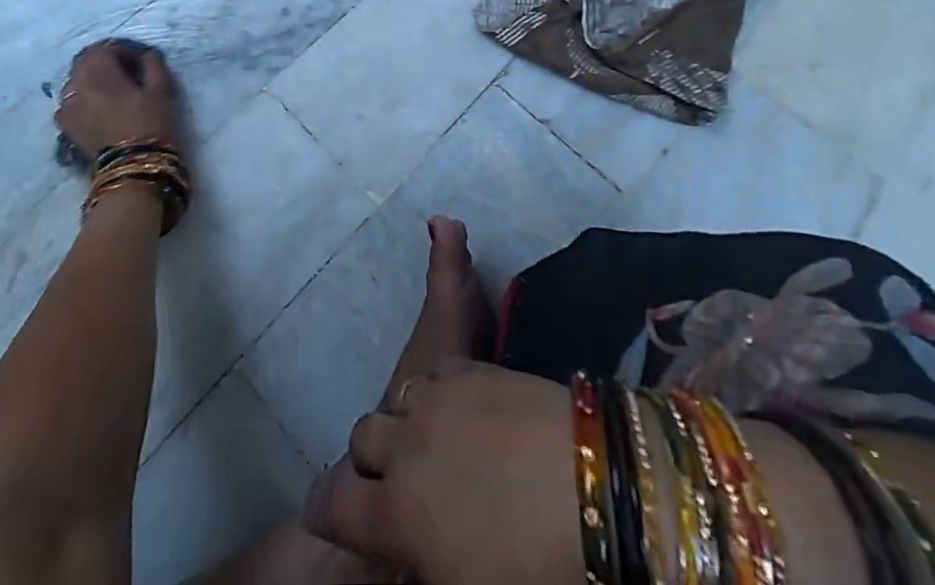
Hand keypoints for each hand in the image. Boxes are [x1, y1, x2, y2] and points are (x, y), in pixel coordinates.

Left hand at [54, 41, 179, 159]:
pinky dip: (82, 100)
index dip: (125, 51)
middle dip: (106, 63)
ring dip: (93, 80)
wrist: (131, 166)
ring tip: (112, 93)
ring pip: (77, 81)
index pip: (106, 48)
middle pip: (86, 61)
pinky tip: (96, 110)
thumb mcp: (161, 89)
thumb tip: (146, 55)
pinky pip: (70, 102)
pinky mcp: (65, 124)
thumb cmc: (149, 123)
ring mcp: (66, 104)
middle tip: (126, 75)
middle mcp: (76, 82)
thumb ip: (152, 64)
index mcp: (98, 70)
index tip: (141, 63)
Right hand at [305, 360, 585, 584]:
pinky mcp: (468, 369)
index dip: (329, 510)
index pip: (329, 504)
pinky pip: (433, 376)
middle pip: (360, 439)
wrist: (605, 490)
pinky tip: (471, 412)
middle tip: (407, 482)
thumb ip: (419, 569)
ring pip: (396, 401)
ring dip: (408, 424)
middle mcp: (402, 448)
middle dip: (374, 461)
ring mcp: (434, 403)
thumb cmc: (540, 568)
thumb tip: (404, 560)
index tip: (340, 515)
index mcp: (395, 514)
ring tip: (443, 444)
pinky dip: (440, 395)